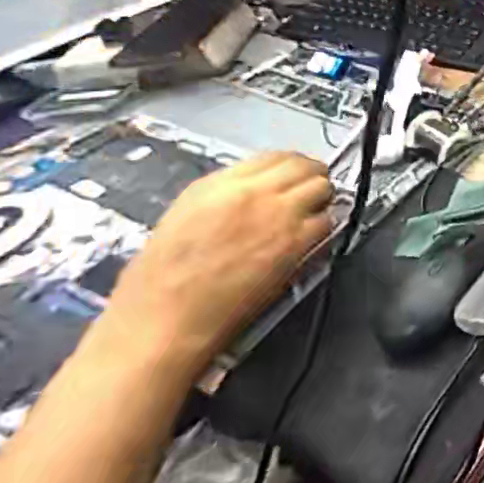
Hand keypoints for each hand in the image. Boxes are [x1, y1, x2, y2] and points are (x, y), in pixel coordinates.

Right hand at [98, 152, 333, 372]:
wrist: (161, 326)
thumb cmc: (156, 285)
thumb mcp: (181, 221)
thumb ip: (223, 198)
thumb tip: (257, 192)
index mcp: (215, 186)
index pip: (274, 156)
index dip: (291, 165)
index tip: (294, 176)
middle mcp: (251, 193)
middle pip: (306, 166)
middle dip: (312, 177)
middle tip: (310, 193)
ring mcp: (277, 215)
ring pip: (323, 188)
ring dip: (321, 200)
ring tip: (311, 214)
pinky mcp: (296, 243)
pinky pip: (327, 222)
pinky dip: (323, 228)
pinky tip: (309, 240)